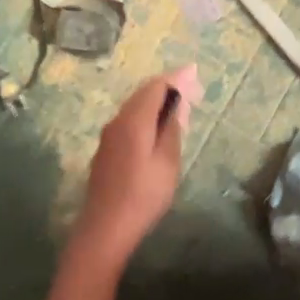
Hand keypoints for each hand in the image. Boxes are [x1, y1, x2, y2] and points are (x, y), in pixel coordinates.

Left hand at [73, 71, 193, 260]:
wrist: (104, 227)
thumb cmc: (143, 196)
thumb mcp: (167, 163)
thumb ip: (172, 129)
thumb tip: (178, 103)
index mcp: (134, 120)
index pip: (157, 87)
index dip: (176, 78)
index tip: (194, 71)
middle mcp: (118, 120)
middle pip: (143, 93)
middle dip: (167, 86)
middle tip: (190, 86)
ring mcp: (109, 135)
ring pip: (134, 106)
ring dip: (155, 100)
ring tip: (177, 103)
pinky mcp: (106, 149)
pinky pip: (129, 119)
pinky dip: (145, 114)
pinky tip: (155, 125)